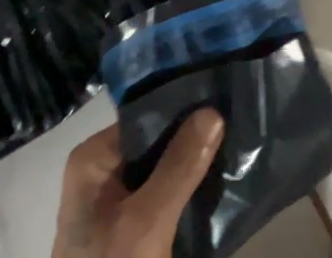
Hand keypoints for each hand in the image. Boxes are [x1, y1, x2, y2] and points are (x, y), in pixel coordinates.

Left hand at [51, 111, 224, 257]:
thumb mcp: (146, 220)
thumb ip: (178, 168)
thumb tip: (212, 112)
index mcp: (94, 159)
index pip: (144, 118)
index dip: (182, 111)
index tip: (223, 103)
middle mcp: (102, 172)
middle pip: (155, 145)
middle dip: (192, 141)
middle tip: (237, 127)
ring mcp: (115, 202)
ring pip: (163, 172)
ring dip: (193, 169)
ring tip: (236, 151)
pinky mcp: (131, 228)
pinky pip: (163, 198)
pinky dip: (187, 195)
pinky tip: (219, 188)